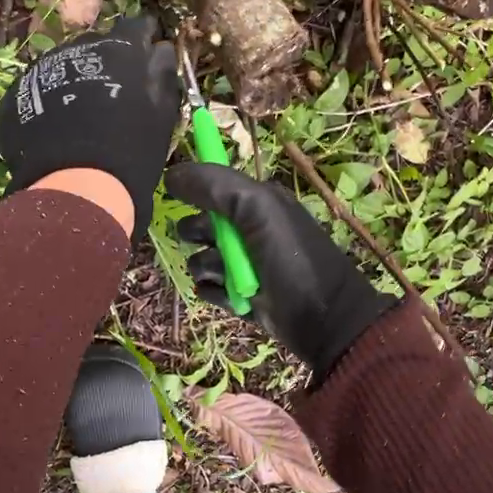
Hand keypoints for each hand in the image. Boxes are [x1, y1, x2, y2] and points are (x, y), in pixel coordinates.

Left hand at [0, 17, 180, 239]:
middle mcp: (80, 47)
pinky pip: (38, 88)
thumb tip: (160, 51)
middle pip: (97, 44)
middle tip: (114, 93)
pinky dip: (49, 102)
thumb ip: (162, 76)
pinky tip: (56, 129)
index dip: (144, 39)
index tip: (147, 54)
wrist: (78, 185)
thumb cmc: (132, 150)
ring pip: (64, 65)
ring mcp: (43, 67)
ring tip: (81, 115)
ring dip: (75, 81)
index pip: (137, 27)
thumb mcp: (161, 113)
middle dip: (106, 62)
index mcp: (121, 48)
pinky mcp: (17, 92)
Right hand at [165, 163, 395, 379]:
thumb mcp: (257, 208)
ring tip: (224, 274)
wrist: (322, 317)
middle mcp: (249, 228)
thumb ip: (215, 186)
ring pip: (201, 258)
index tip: (175, 197)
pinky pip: (209, 288)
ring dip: (205, 266)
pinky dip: (213, 291)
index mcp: (257, 201)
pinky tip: (227, 294)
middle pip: (200, 223)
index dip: (193, 190)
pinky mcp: (241, 294)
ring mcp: (244, 263)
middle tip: (205, 240)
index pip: (212, 186)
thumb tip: (170, 175)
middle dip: (196, 232)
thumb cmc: (290, 256)